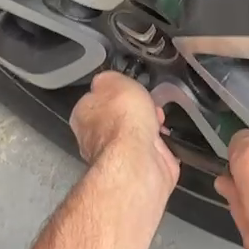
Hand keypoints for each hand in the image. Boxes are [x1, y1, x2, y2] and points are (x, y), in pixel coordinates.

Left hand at [70, 72, 179, 194]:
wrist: (138, 159)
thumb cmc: (121, 122)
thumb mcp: (112, 81)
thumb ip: (109, 79)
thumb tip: (109, 80)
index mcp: (84, 116)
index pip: (99, 100)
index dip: (118, 93)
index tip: (130, 89)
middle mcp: (97, 139)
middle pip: (121, 118)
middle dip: (139, 111)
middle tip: (146, 106)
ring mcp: (119, 157)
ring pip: (140, 135)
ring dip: (153, 127)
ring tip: (157, 123)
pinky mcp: (140, 170)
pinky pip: (155, 153)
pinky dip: (164, 147)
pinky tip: (163, 141)